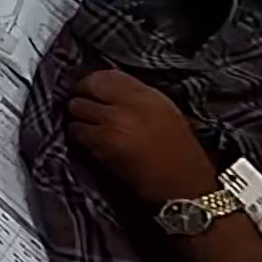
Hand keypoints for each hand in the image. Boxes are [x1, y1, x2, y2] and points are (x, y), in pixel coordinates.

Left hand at [66, 70, 218, 205]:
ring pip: (76, 108)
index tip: (88, 91)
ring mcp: (116, 121)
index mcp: (151, 96)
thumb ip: (134, 99)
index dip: (91, 82)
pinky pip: (76, 130)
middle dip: (81, 98)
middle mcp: (133, 104)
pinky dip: (78, 136)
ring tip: (88, 128)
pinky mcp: (104, 140)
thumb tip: (102, 91)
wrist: (185, 187)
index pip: (107, 75)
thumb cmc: (177, 154)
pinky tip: (90, 143)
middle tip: (83, 110)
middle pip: (87, 87)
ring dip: (77, 118)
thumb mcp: (164, 115)